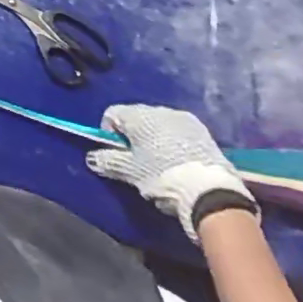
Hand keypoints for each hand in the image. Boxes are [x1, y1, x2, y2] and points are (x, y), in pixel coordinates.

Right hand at [86, 105, 255, 242]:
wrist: (211, 192)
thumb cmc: (162, 176)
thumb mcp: (131, 172)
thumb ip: (108, 161)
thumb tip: (91, 158)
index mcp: (139, 115)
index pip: (112, 114)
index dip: (110, 133)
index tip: (117, 154)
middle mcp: (160, 110)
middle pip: (136, 118)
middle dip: (133, 136)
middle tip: (137, 161)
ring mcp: (184, 119)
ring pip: (158, 124)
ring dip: (154, 138)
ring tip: (160, 163)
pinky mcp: (203, 131)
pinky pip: (178, 131)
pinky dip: (173, 142)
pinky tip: (179, 162)